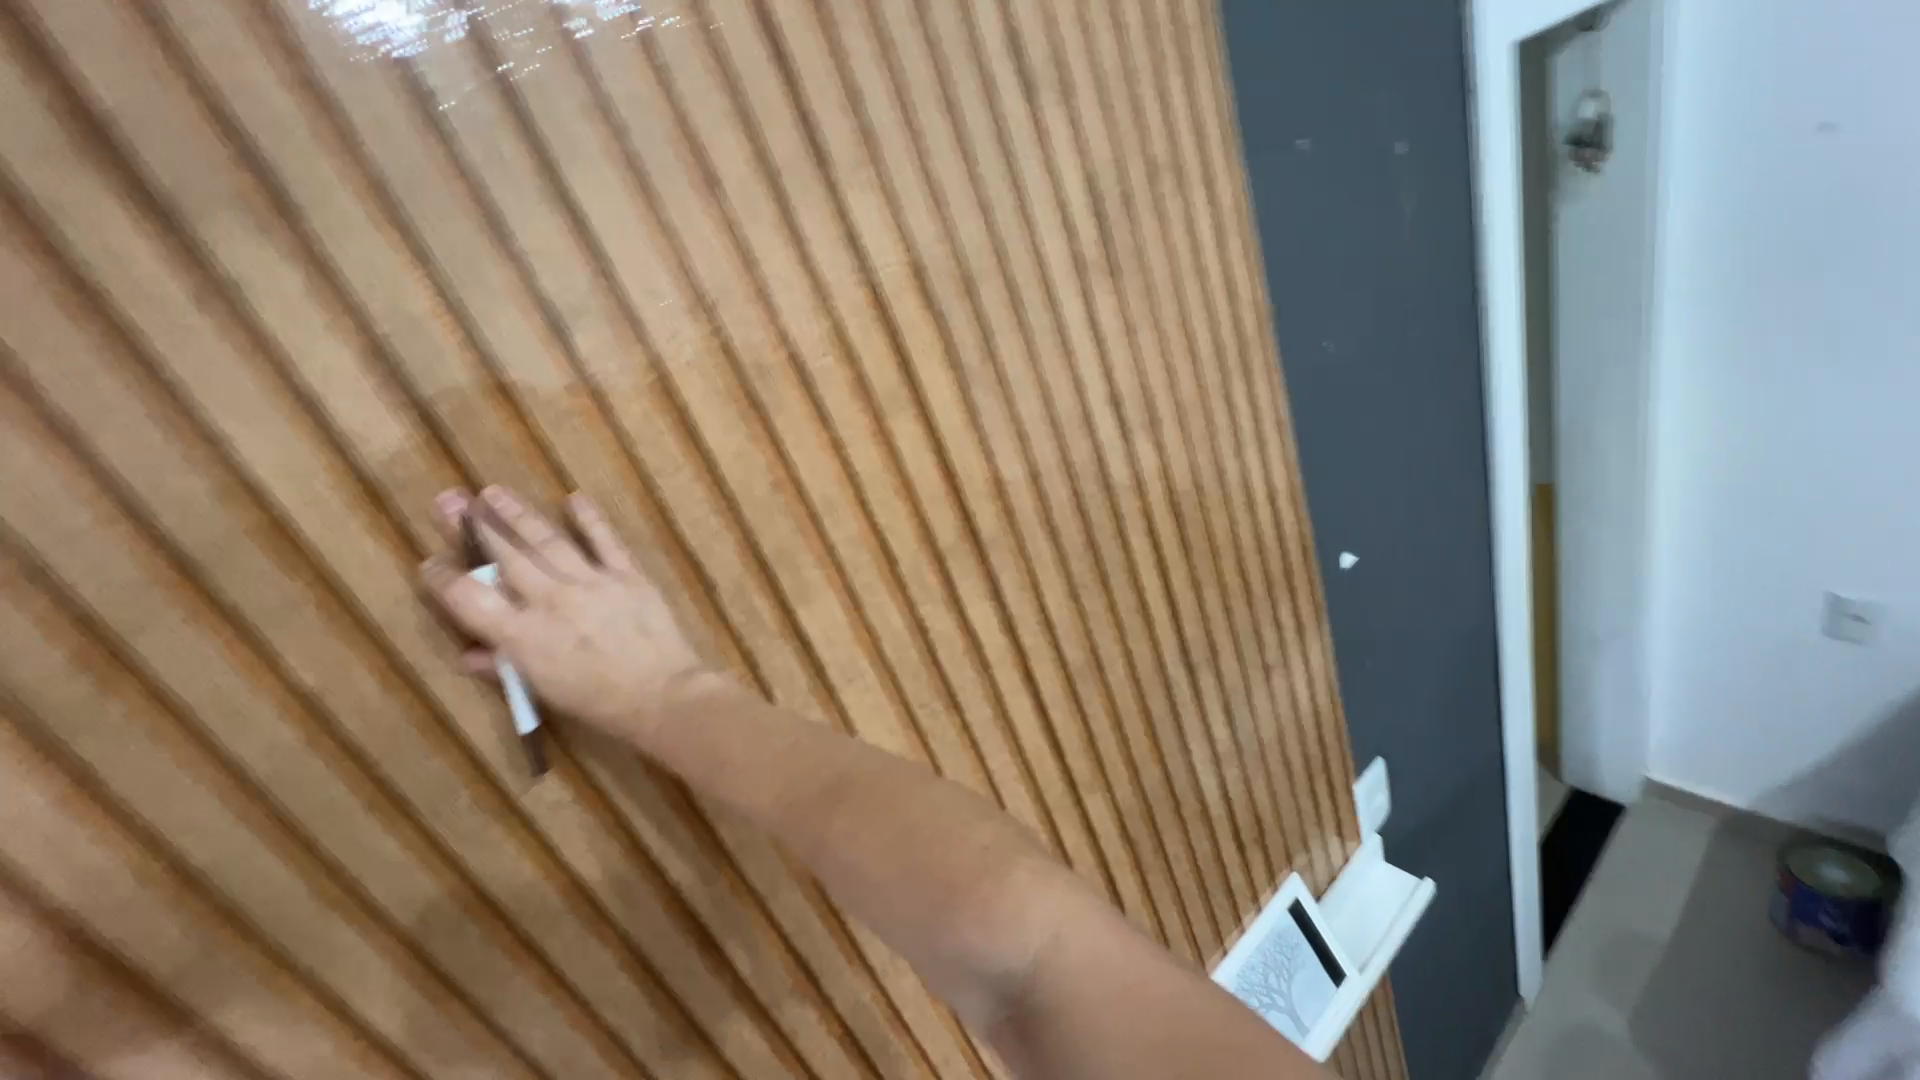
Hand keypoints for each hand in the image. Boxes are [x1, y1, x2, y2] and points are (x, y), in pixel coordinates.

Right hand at [419, 486, 724, 740]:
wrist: (663, 695)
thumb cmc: (599, 703)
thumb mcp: (544, 692)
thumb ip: (504, 668)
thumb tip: (467, 655)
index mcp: (524, 636)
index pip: (469, 599)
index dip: (444, 579)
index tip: (429, 562)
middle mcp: (552, 601)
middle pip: (506, 557)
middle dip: (474, 527)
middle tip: (450, 499)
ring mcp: (592, 583)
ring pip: (548, 541)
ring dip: (518, 515)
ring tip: (493, 492)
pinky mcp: (629, 576)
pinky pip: (606, 541)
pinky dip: (590, 519)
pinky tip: (574, 498)